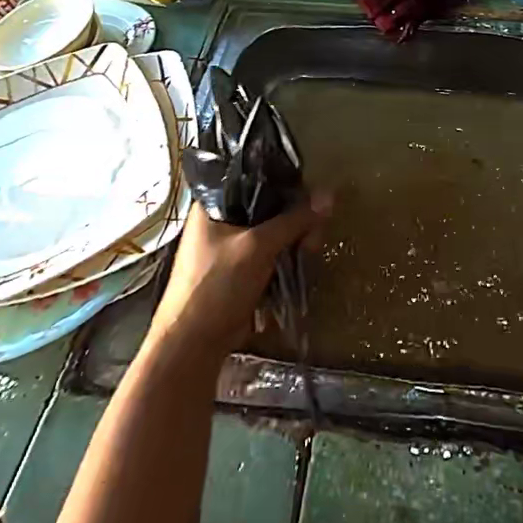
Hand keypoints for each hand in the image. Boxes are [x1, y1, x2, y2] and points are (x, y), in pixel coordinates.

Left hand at [147, 190, 331, 361]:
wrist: (193, 344)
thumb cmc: (216, 286)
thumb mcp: (258, 247)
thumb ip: (294, 220)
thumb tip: (329, 196)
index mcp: (212, 204)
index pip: (254, 178)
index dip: (285, 184)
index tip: (310, 197)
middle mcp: (220, 220)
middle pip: (269, 207)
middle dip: (296, 220)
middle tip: (312, 236)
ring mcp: (230, 247)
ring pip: (272, 232)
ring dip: (294, 240)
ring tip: (309, 252)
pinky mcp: (240, 271)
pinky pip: (270, 254)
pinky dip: (286, 257)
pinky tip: (301, 262)